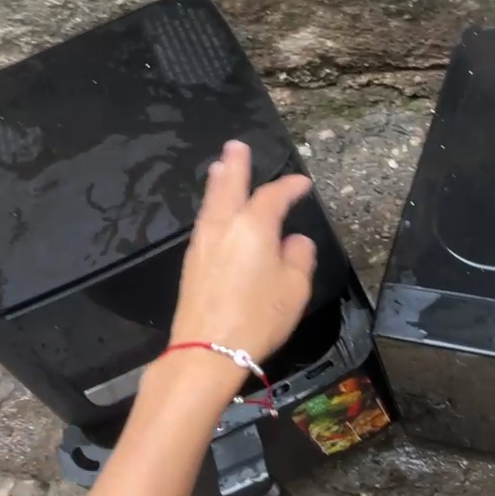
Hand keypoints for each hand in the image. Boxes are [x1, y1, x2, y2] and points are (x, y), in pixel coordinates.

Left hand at [168, 140, 317, 362]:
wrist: (208, 350)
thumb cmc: (259, 316)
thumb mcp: (295, 288)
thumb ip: (299, 257)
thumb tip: (294, 241)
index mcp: (255, 226)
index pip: (274, 196)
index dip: (290, 187)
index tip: (302, 183)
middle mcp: (225, 226)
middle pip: (230, 187)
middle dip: (236, 165)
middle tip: (236, 146)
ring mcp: (203, 244)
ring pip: (212, 204)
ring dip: (218, 183)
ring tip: (220, 169)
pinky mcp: (192, 264)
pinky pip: (205, 223)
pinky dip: (212, 208)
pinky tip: (215, 213)